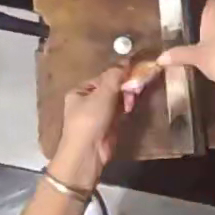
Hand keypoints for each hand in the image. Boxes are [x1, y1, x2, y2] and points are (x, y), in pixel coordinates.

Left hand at [51, 65, 125, 189]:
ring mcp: (97, 116)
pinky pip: (118, 113)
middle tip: (136, 87)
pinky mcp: (107, 127)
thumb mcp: (102, 94)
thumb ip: (115, 77)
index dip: (117, 76)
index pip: (101, 78)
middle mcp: (86, 102)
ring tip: (135, 97)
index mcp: (79, 92)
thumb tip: (125, 61)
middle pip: (109, 89)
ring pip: (115, 101)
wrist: (88, 152)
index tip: (133, 73)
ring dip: (126, 98)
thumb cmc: (90, 119)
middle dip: (123, 87)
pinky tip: (132, 106)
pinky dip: (125, 109)